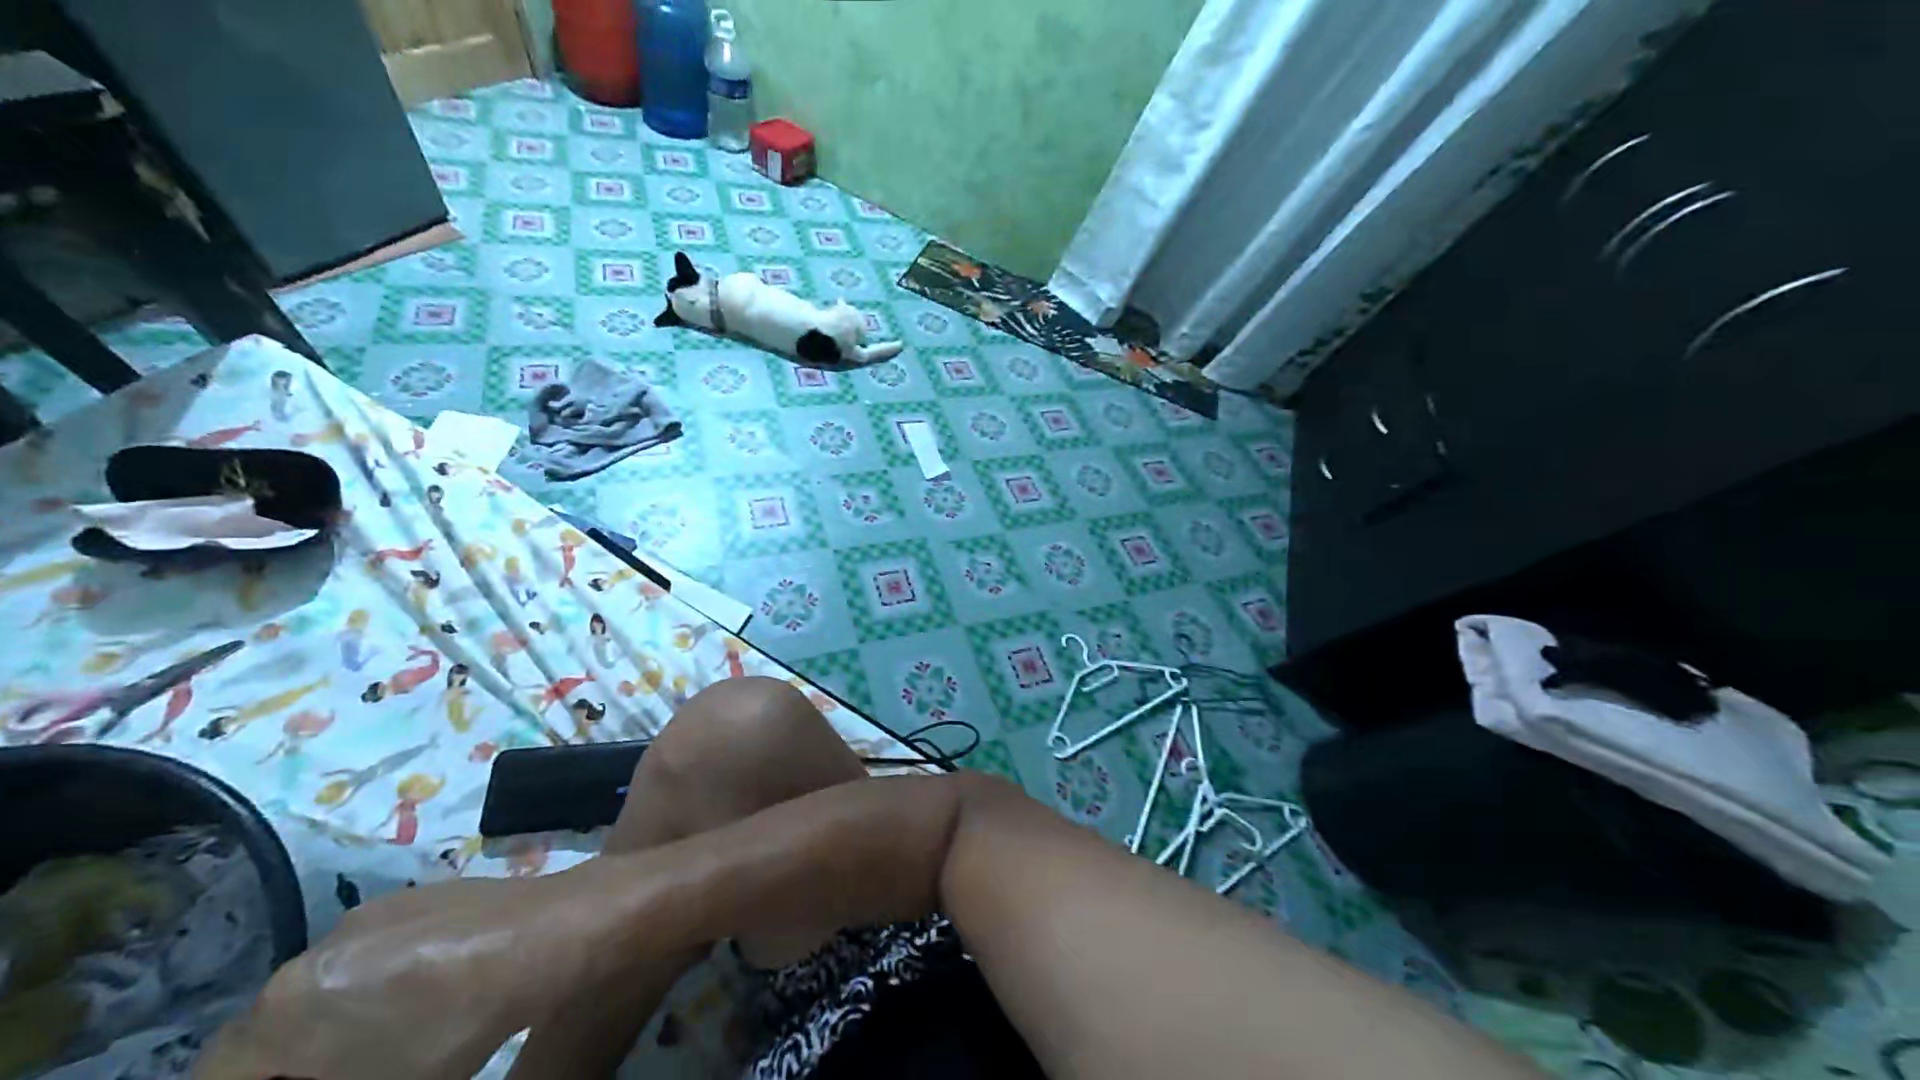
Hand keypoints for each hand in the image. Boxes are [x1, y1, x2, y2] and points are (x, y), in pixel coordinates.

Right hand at [193, 875, 572, 1079]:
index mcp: (279, 1009)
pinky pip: (364, 950)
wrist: (537, 938)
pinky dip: (366, 979)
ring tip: (368, 1042)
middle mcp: (310, 953)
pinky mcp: (410, 897)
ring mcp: (364, 916)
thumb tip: (327, 1064)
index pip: (216, 1072)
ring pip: (317, 984)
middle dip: (279, 1063)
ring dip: (323, 1019)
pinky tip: (411, 993)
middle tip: (326, 1072)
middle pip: (263, 1027)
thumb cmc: (453, 1029)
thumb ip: (319, 1077)